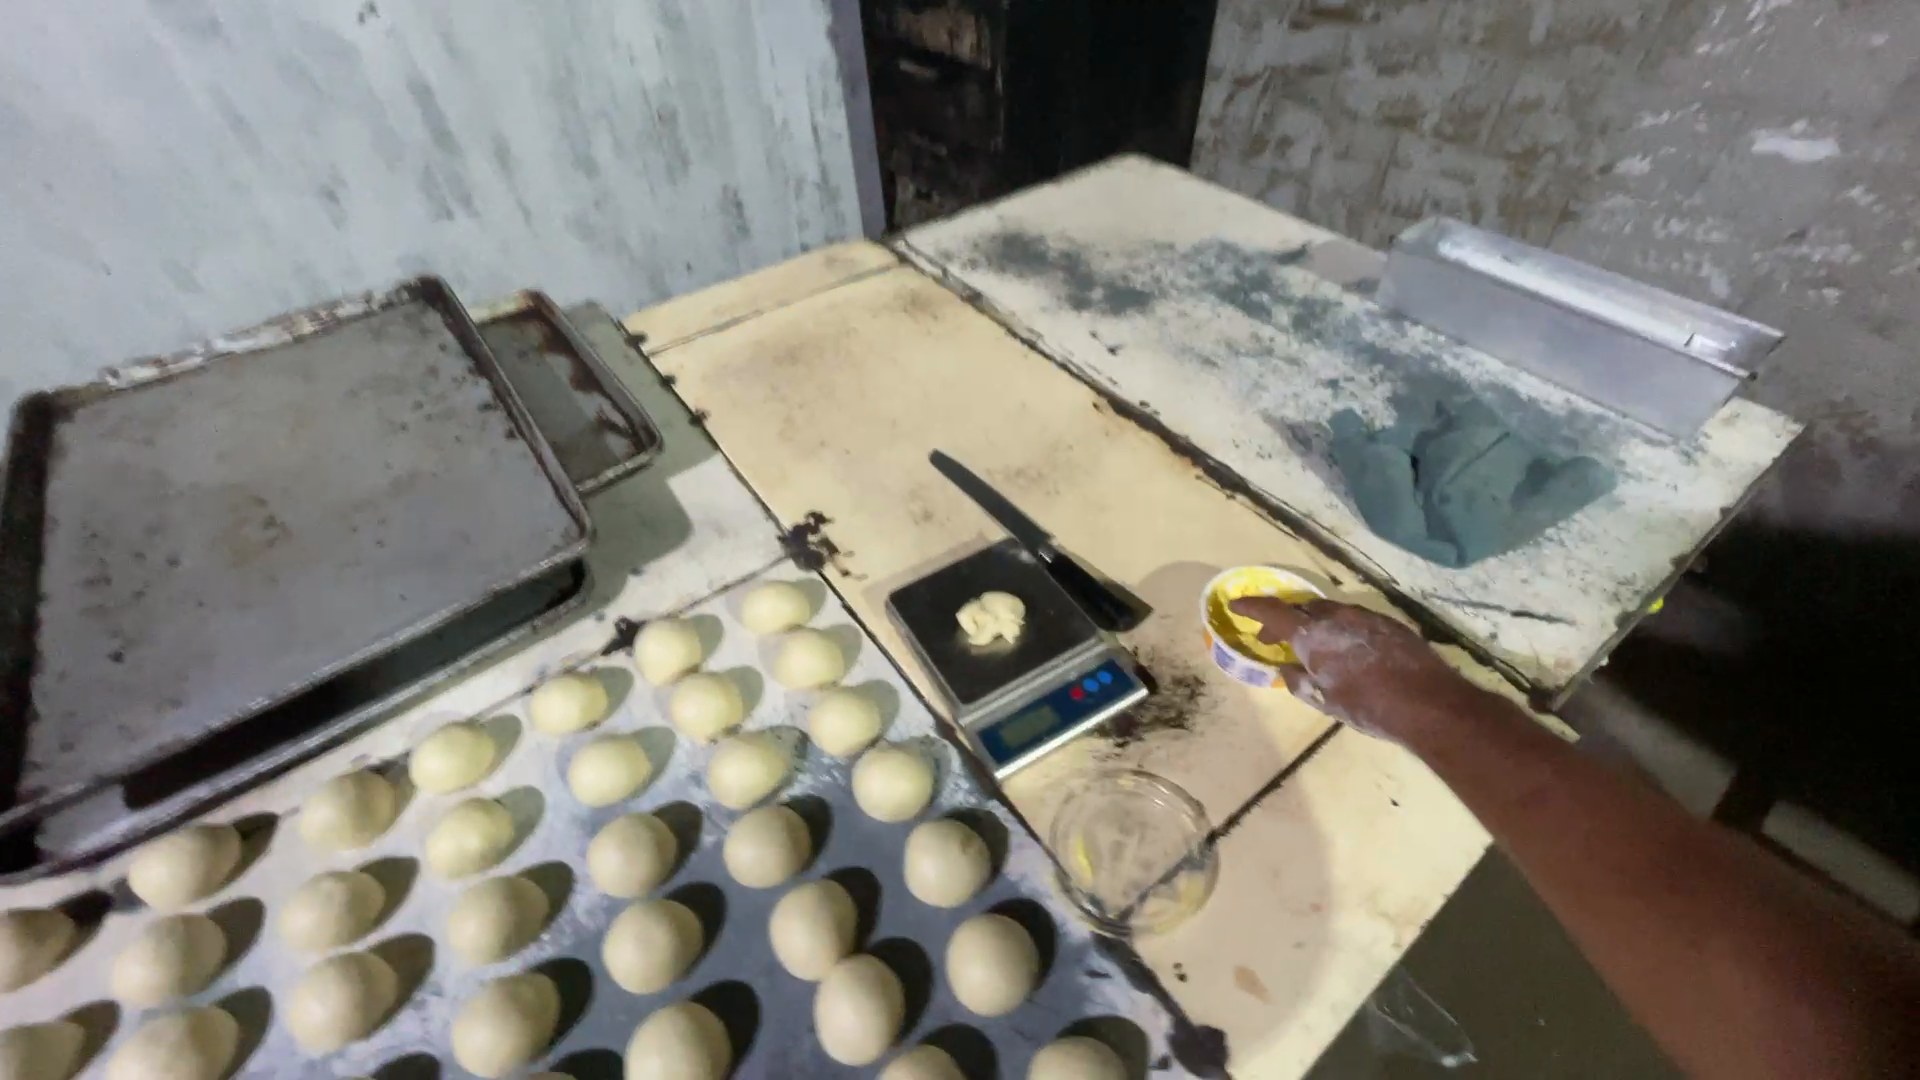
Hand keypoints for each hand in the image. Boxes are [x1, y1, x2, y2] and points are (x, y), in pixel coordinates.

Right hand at [1227, 597, 1482, 741]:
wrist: (1430, 705)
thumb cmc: (1367, 706)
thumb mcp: (1322, 700)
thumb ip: (1297, 680)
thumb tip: (1287, 668)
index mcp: (1312, 634)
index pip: (1272, 611)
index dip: (1251, 607)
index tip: (1236, 606)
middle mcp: (1335, 617)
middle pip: (1302, 608)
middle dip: (1284, 619)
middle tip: (1275, 638)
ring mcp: (1365, 617)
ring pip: (1330, 612)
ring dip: (1315, 624)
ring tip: (1314, 645)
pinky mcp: (1390, 624)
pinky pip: (1355, 619)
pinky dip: (1341, 629)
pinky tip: (1348, 649)